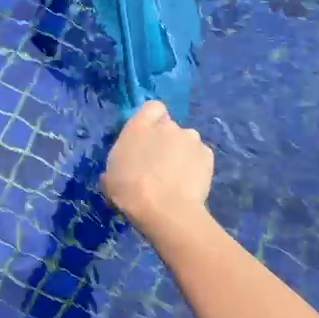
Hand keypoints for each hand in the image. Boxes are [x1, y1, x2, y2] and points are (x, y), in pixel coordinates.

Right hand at [100, 101, 214, 238]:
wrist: (165, 209)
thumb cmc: (128, 191)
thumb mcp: (110, 175)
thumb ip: (121, 160)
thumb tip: (123, 167)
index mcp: (138, 128)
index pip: (152, 107)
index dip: (150, 119)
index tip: (144, 136)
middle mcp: (167, 127)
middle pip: (169, 126)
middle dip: (164, 139)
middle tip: (156, 162)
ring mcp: (191, 139)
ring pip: (185, 140)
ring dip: (180, 151)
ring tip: (174, 174)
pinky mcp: (207, 155)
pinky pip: (198, 154)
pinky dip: (193, 164)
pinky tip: (186, 181)